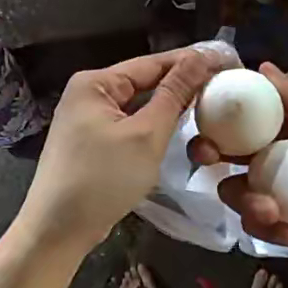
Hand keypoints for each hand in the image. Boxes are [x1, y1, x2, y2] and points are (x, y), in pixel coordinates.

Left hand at [17, 47, 226, 247]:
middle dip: (182, 85)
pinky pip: (129, 127)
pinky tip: (179, 131)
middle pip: (144, 83)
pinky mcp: (91, 145)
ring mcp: (87, 121)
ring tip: (212, 106)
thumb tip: (200, 58)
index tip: (230, 62)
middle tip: (227, 86)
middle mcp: (87, 95)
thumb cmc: (101, 179)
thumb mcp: (145, 135)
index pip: (152, 63)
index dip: (192, 62)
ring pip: (138, 107)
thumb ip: (174, 94)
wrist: (58, 229)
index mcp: (94, 83)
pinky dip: (152, 128)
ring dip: (169, 108)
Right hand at [189, 63, 287, 277]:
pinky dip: (267, 229)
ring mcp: (278, 192)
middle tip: (206, 157)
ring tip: (271, 213)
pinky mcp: (282, 226)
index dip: (221, 107)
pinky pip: (254, 224)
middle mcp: (279, 155)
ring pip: (234, 189)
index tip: (201, 109)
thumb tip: (263, 67)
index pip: (249, 110)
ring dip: (245, 199)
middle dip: (209, 151)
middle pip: (228, 148)